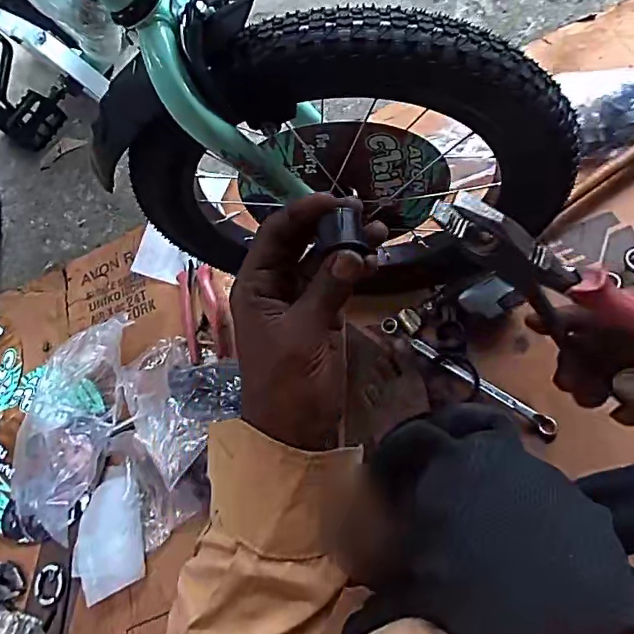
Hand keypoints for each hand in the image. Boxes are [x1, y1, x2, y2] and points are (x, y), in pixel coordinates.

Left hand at [231, 194, 384, 450]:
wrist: (296, 433)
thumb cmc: (288, 384)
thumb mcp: (306, 333)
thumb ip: (327, 290)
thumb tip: (352, 253)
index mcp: (255, 283)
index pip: (274, 235)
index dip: (301, 213)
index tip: (332, 199)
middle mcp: (273, 284)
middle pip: (299, 242)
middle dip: (328, 224)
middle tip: (362, 210)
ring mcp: (297, 299)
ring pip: (320, 260)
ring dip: (346, 244)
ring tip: (378, 230)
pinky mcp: (319, 314)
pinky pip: (335, 281)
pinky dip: (352, 269)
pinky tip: (374, 259)